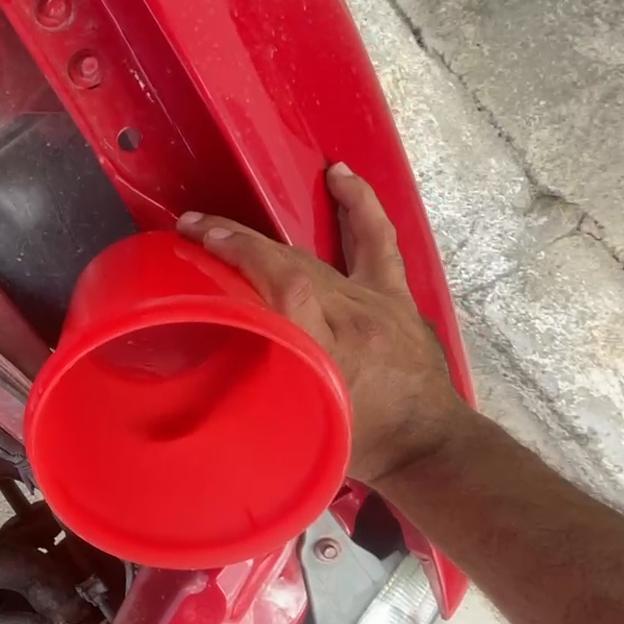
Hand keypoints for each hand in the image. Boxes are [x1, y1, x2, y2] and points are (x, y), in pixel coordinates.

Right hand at [176, 163, 471, 486]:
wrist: (431, 446)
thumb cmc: (358, 444)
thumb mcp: (296, 427)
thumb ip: (258, 395)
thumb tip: (205, 373)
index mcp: (331, 350)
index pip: (286, 283)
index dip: (242, 253)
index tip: (199, 238)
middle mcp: (357, 317)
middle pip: (293, 263)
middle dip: (238, 241)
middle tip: (192, 230)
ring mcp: (378, 302)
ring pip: (316, 255)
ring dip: (265, 236)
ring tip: (224, 219)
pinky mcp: (393, 297)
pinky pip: (376, 243)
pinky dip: (360, 207)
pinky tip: (340, 177)